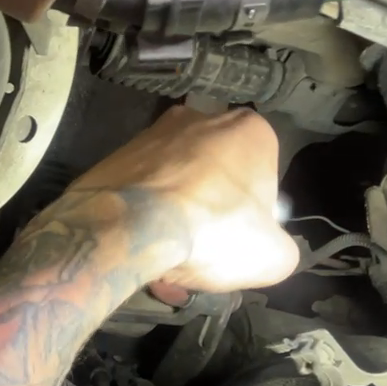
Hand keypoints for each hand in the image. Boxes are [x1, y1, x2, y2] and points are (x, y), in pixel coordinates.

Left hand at [58, 105, 297, 292]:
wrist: (127, 227)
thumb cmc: (212, 231)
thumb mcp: (273, 255)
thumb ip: (278, 248)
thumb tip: (263, 250)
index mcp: (249, 129)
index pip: (260, 177)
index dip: (249, 218)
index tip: (233, 245)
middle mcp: (197, 119)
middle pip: (210, 182)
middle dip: (203, 222)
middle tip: (195, 260)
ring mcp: (146, 136)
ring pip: (168, 191)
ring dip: (168, 227)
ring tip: (162, 267)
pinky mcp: (108, 159)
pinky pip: (134, 196)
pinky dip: (137, 223)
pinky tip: (137, 253)